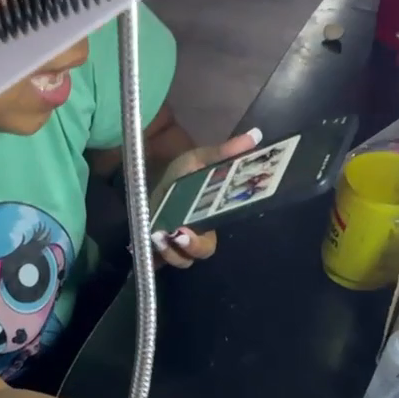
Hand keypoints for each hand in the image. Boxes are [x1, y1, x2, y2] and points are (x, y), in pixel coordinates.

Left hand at [148, 128, 261, 268]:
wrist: (152, 179)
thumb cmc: (181, 175)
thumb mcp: (199, 159)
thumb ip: (223, 152)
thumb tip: (255, 135)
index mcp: (207, 221)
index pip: (208, 243)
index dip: (198, 243)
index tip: (187, 229)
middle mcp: (193, 238)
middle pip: (196, 255)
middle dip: (186, 248)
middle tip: (174, 233)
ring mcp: (173, 245)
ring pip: (177, 260)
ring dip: (167, 252)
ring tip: (156, 235)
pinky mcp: (155, 249)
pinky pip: (155, 261)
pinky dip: (152, 255)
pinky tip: (142, 243)